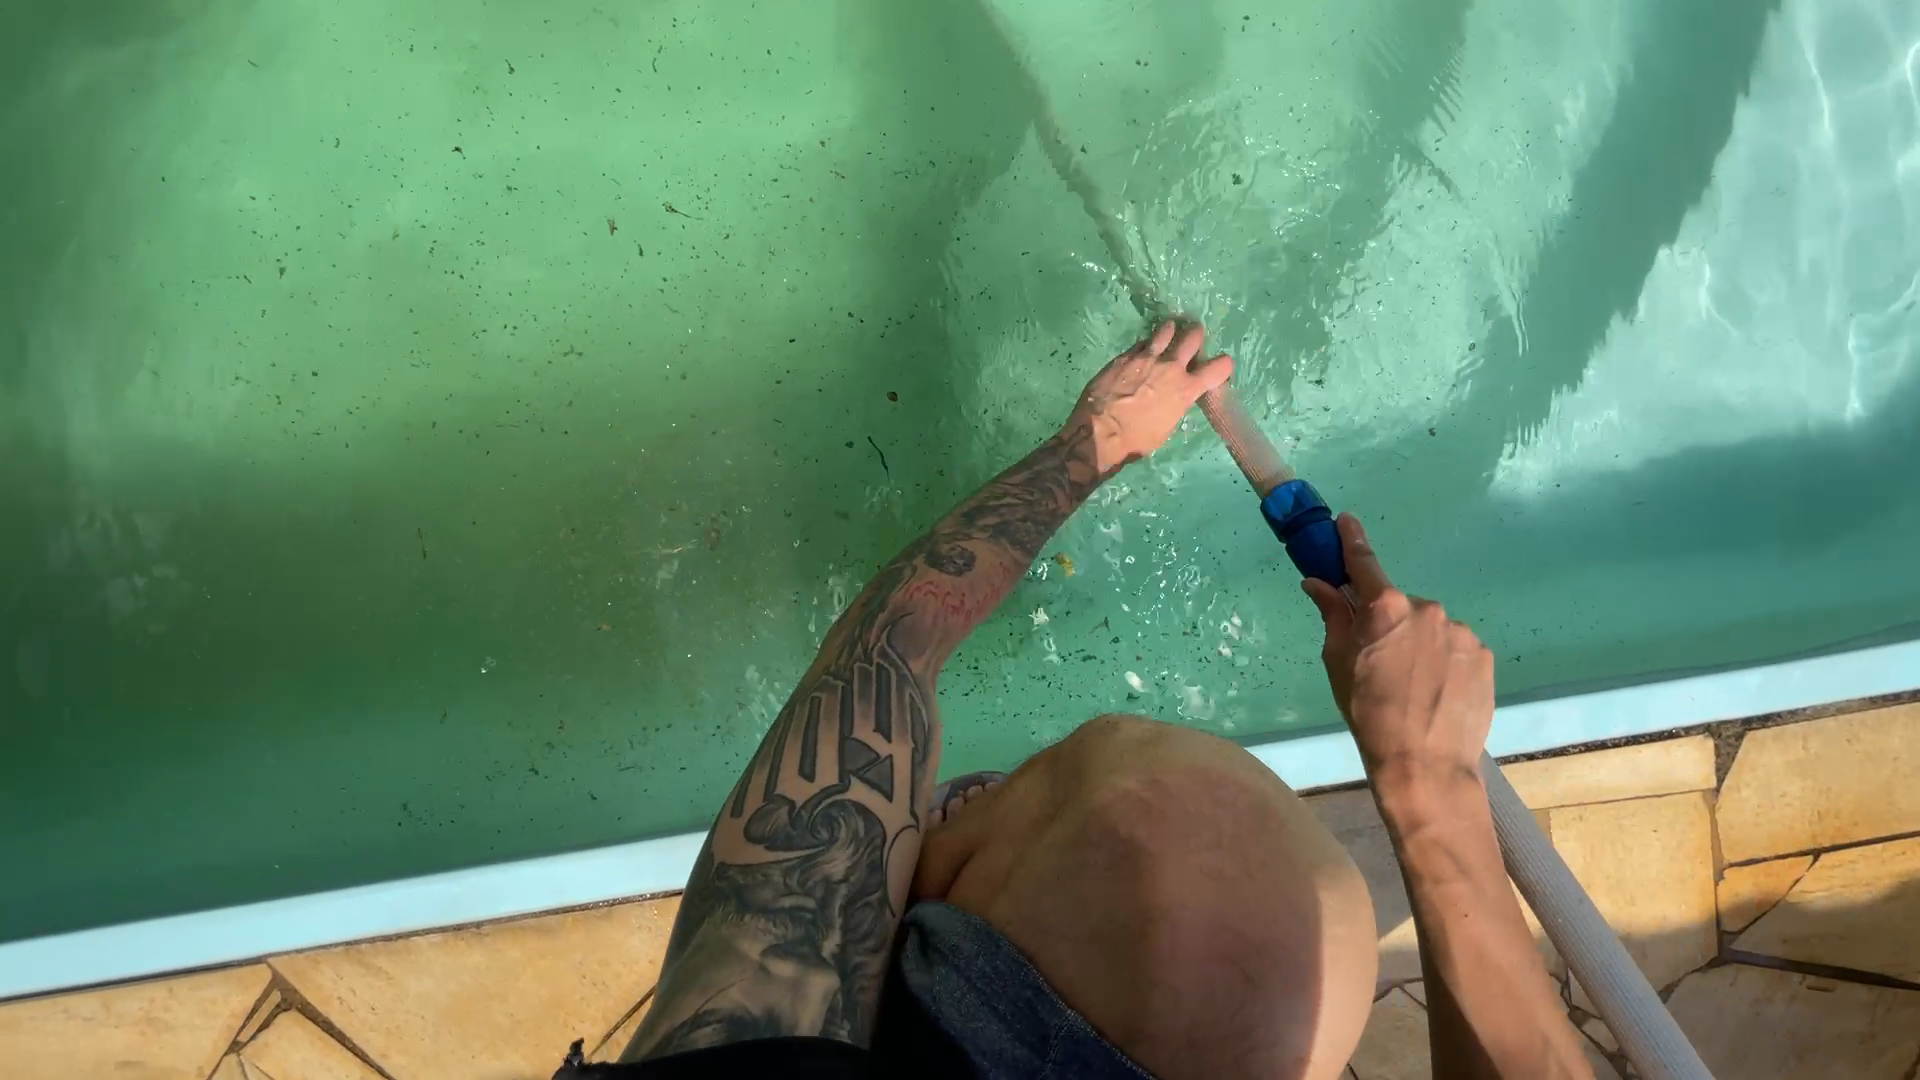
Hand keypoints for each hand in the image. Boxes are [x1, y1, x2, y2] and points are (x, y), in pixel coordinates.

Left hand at [1066, 320, 1232, 472]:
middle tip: (1192, 339)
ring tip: (1168, 334)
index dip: (1222, 365)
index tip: (1218, 367)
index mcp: (1186, 389)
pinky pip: (1141, 343)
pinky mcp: (1124, 356)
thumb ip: (1176, 404)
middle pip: (1193, 336)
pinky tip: (1141, 352)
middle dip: (1195, 336)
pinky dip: (1145, 346)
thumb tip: (1175, 396)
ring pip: (1166, 330)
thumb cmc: (1136, 441)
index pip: (1220, 367)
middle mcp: (1171, 367)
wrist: (1100, 433)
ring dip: (1170, 331)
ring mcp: (1146, 358)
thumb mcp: (1166, 427)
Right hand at [1302, 514, 1493, 796]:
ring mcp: (1461, 631)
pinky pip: (1453, 644)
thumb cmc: (1367, 710)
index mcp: (1385, 608)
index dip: (1351, 540)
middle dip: (1385, 619)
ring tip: (1410, 680)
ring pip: (1428, 625)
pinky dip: (1441, 657)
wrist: (1423, 762)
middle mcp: (1427, 608)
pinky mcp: (1484, 654)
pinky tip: (1434, 687)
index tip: (1347, 520)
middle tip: (1376, 655)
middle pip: (1397, 603)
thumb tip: (1318, 583)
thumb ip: (1333, 616)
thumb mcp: (1337, 662)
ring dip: (1416, 640)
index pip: (1363, 563)